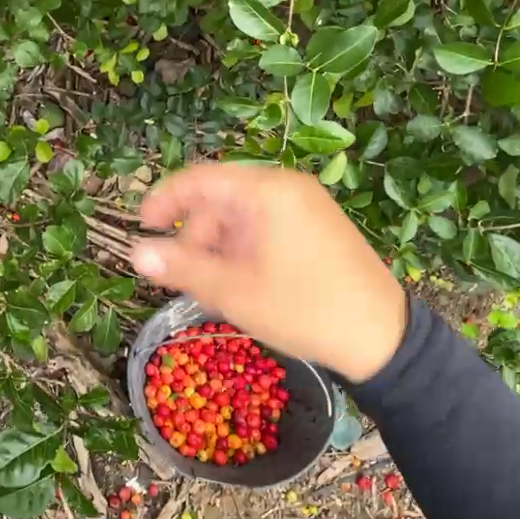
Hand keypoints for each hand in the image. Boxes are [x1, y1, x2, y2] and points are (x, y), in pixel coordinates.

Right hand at [130, 163, 407, 382]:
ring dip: (219, 244)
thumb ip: (181, 267)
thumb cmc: (305, 310)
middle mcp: (286, 187)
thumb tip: (135, 252)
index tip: (142, 226)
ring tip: (215, 287)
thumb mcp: (234, 292)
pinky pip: (266, 224)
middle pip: (220, 198)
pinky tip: (242, 280)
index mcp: (266, 191)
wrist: (384, 339)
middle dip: (194, 233)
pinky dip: (244, 247)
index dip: (165, 199)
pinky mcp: (317, 224)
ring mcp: (306, 204)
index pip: (199, 179)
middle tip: (183, 273)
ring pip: (242, 214)